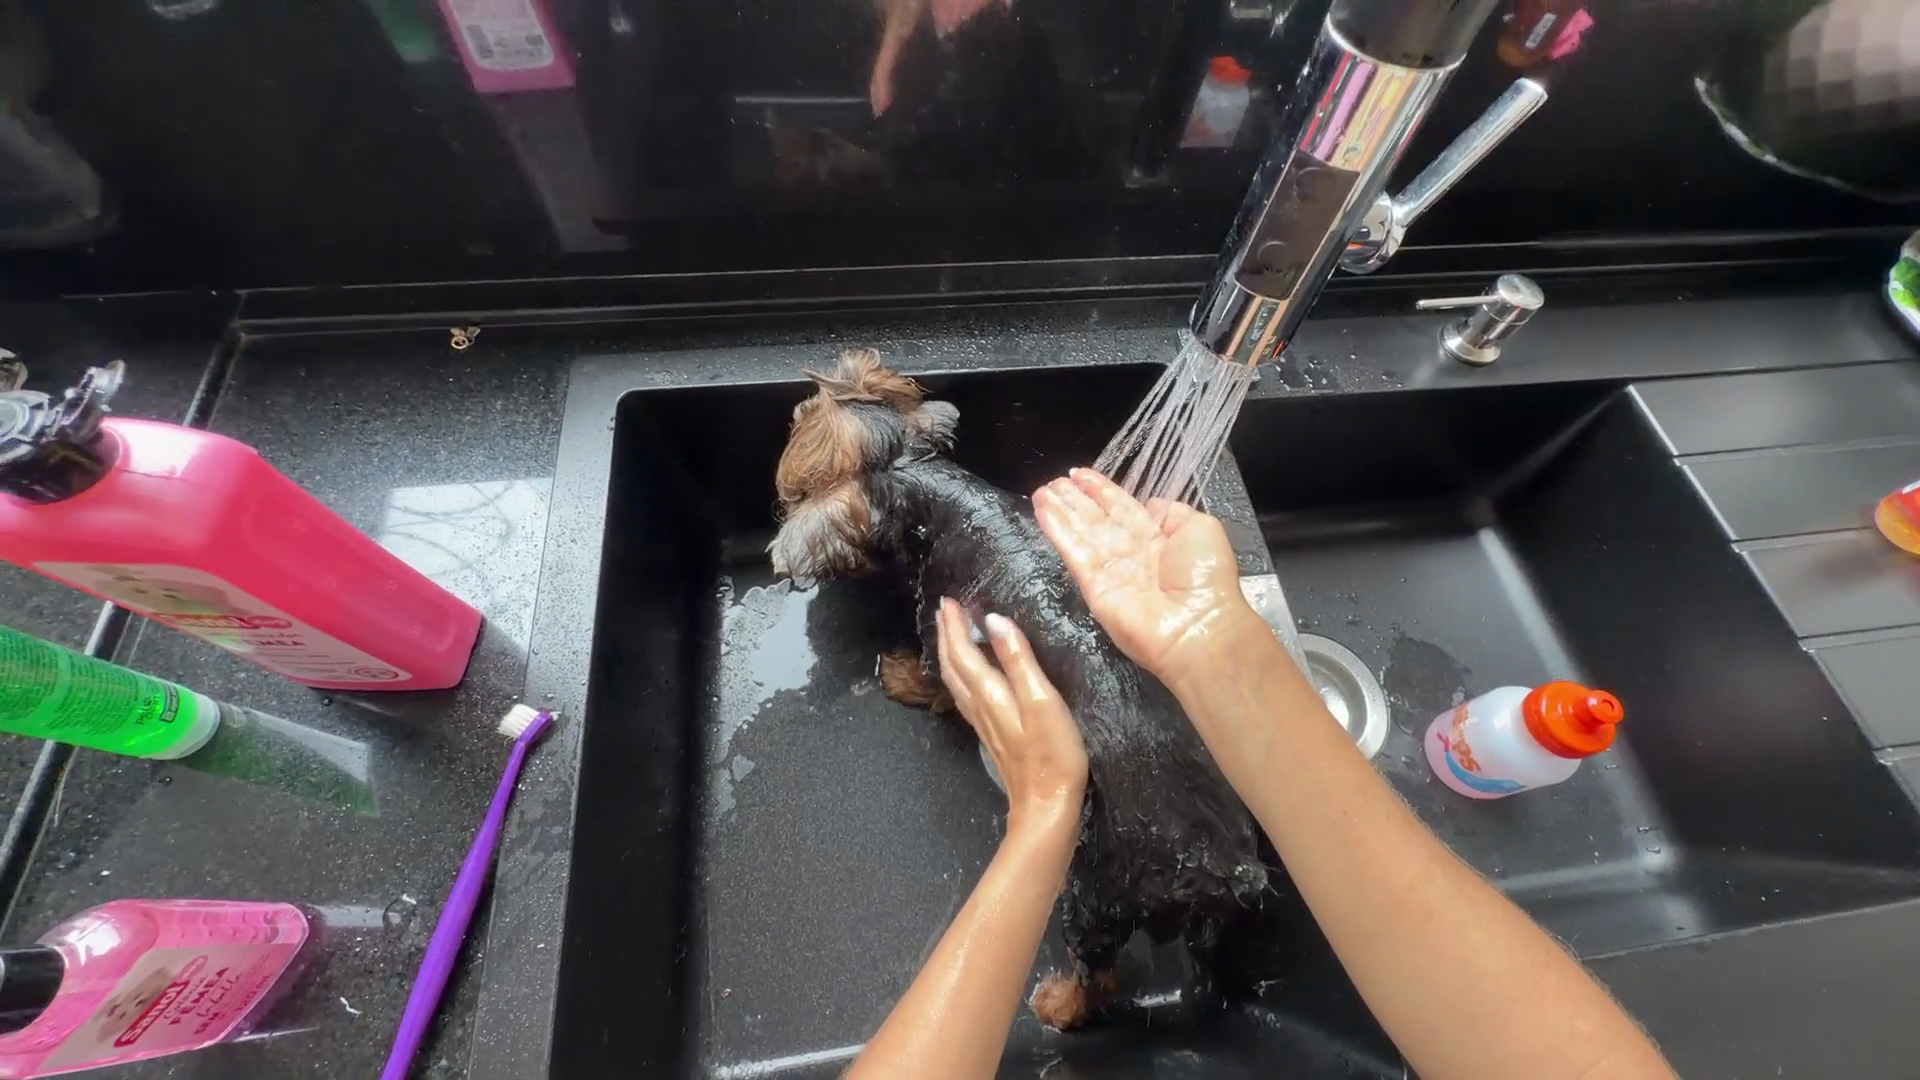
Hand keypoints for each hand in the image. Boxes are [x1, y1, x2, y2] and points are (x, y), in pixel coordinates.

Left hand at [935, 598, 1087, 831]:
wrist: (1046, 807)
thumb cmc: (1052, 753)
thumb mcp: (1042, 699)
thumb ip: (1017, 659)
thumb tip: (993, 620)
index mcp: (988, 692)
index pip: (962, 651)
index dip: (954, 625)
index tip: (948, 600)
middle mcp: (979, 705)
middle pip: (953, 664)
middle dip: (946, 634)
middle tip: (944, 610)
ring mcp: (983, 722)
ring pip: (955, 680)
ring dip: (950, 653)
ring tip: (951, 634)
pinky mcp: (991, 734)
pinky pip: (965, 694)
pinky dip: (961, 673)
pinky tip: (969, 675)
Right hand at [1033, 468, 1265, 685]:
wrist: (1199, 627)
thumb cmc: (1206, 577)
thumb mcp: (1201, 528)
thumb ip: (1172, 512)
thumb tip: (1150, 504)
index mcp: (1156, 538)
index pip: (1122, 508)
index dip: (1101, 491)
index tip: (1080, 475)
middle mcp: (1131, 553)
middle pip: (1096, 520)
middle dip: (1075, 500)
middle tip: (1054, 482)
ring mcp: (1111, 572)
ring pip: (1080, 533)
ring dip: (1061, 512)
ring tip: (1041, 492)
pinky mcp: (1094, 588)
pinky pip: (1074, 554)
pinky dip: (1058, 532)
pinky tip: (1044, 512)